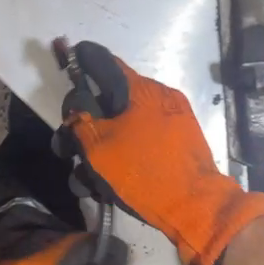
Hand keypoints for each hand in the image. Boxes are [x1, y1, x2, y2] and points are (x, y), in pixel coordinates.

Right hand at [62, 43, 263, 264]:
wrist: (197, 207)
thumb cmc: (146, 171)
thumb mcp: (100, 146)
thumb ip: (80, 120)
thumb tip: (76, 103)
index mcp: (140, 90)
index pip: (103, 61)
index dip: (81, 59)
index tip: (66, 57)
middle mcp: (157, 99)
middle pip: (109, 100)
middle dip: (84, 123)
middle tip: (69, 147)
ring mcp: (170, 122)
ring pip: (122, 126)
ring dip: (99, 149)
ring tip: (87, 180)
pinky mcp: (176, 145)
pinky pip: (140, 141)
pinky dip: (121, 156)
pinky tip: (106, 186)